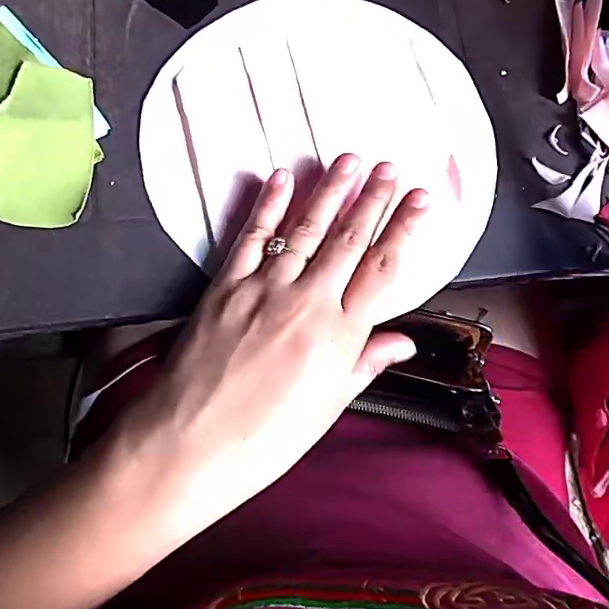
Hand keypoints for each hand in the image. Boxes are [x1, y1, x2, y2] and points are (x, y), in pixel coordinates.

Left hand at [107, 154, 430, 548]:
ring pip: (306, 228)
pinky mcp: (226, 287)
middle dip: (373, 197)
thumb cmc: (260, 439)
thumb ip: (365, 364)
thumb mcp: (328, 407)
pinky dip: (268, 205)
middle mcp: (306, 303)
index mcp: (338, 335)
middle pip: (349, 238)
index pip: (383, 267)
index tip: (420, 200)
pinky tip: (282, 180)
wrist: (188, 446)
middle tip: (389, 168)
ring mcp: (264, 290)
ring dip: (330, 190)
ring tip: (349, 162)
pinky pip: (252, 237)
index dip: (405, 227)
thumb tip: (400, 344)